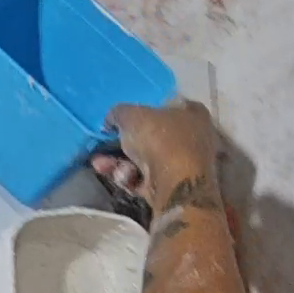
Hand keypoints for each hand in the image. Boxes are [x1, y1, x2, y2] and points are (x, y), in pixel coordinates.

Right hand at [89, 100, 217, 212]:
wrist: (175, 183)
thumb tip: (110, 120)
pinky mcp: (171, 185)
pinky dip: (129, 178)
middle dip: (120, 145)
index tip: (118, 123)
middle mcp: (191, 136)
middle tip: (101, 149)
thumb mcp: (131, 116)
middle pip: (147, 138)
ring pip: (141, 160)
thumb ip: (118, 113)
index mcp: (192, 112)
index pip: (162, 107)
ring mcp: (181, 163)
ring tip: (103, 165)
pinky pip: (144, 178)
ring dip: (118, 163)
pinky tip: (122, 178)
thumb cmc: (160, 140)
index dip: (138, 113)